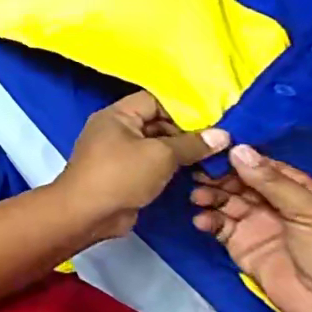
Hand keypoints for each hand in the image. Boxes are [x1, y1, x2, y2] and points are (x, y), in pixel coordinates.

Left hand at [51, 91, 228, 239]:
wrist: (88, 212)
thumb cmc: (121, 174)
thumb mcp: (160, 155)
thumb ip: (191, 143)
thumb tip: (223, 135)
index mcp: (116, 115)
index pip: (155, 100)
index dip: (185, 107)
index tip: (218, 118)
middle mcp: (115, 129)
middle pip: (157, 122)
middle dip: (188, 131)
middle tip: (223, 141)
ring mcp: (119, 151)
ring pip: (157, 144)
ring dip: (183, 150)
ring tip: (218, 157)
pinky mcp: (125, 172)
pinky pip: (153, 162)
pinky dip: (173, 165)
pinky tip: (200, 171)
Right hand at [190, 146, 311, 311]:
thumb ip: (274, 183)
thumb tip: (238, 149)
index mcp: (309, 198)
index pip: (271, 170)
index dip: (244, 160)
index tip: (215, 149)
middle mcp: (283, 209)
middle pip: (245, 184)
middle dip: (221, 176)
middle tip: (197, 171)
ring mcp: (262, 228)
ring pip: (229, 202)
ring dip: (211, 196)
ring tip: (197, 197)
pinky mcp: (244, 248)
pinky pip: (220, 227)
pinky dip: (208, 220)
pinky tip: (202, 220)